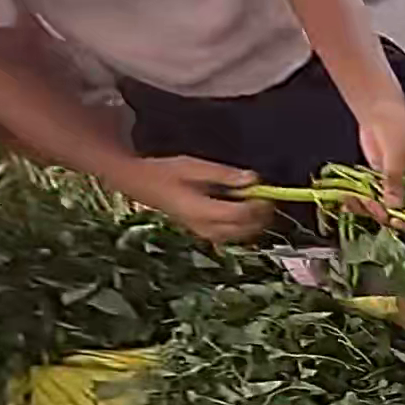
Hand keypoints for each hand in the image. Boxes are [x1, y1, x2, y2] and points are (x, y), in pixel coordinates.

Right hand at [129, 156, 271, 243]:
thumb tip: (254, 178)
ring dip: (257, 219)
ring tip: (252, 201)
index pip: (240, 214)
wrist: (140, 185)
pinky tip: (242, 209)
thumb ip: (224, 174)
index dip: (258, 205)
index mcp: (199, 210)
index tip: (264, 192)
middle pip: (248, 227)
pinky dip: (248, 223)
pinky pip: (239, 234)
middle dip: (261, 213)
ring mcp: (210, 235)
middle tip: (262, 196)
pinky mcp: (213, 237)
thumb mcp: (192, 166)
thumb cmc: (165, 172)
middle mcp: (207, 228)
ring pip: (247, 233)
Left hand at [358, 110, 404, 218]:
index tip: (397, 222)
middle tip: (373, 208)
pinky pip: (372, 200)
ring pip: (387, 211)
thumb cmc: (399, 133)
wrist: (379, 114)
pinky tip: (348, 203)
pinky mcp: (380, 184)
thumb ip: (395, 183)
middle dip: (387, 216)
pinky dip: (359, 203)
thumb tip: (393, 208)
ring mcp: (397, 189)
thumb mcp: (399, 158)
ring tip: (357, 201)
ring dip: (370, 210)